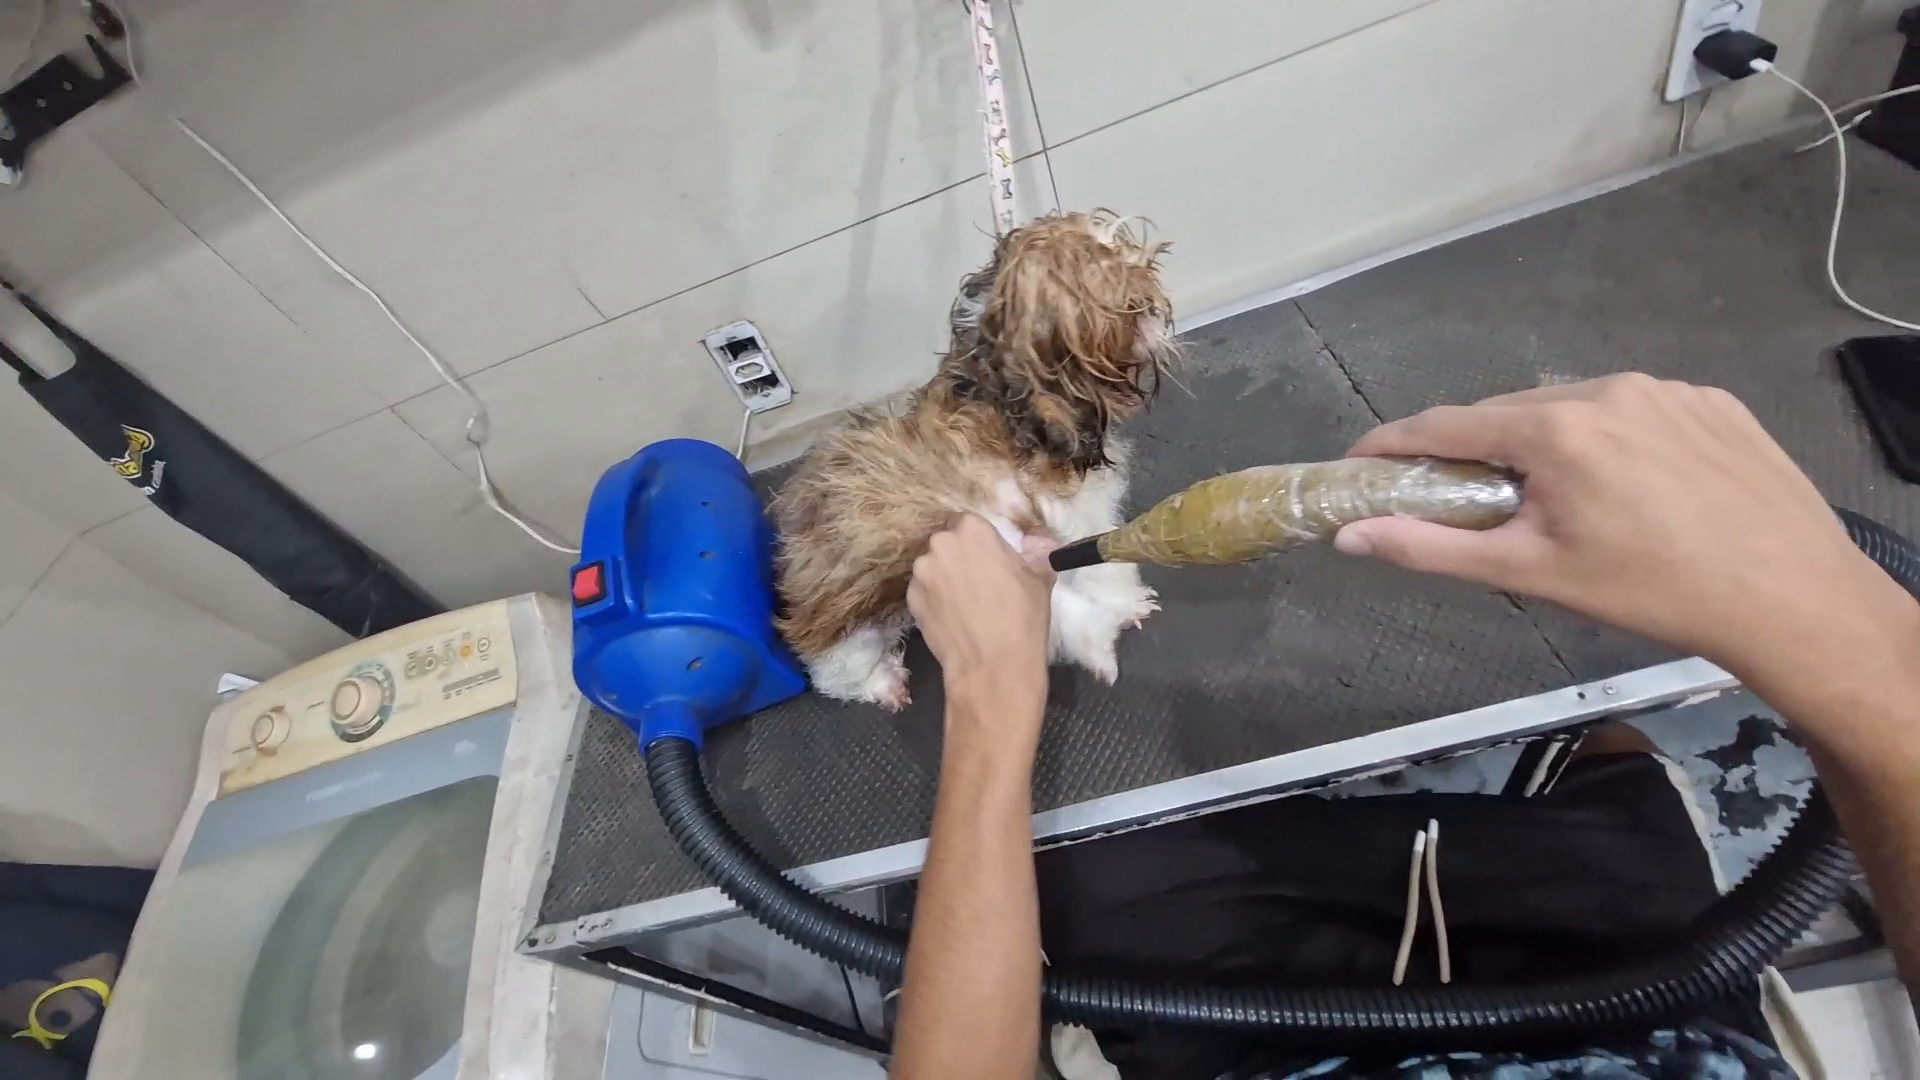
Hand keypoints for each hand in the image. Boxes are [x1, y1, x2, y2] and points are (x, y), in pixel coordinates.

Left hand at [909, 515, 1054, 723]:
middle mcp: (940, 544)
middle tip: (976, 582)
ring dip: (943, 577)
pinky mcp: (910, 599)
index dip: (977, 542)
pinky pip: (923, 591)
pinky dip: (934, 599)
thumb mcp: (1040, 578)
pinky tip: (952, 617)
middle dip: (958, 557)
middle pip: (945, 543)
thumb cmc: (1022, 618)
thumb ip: (1035, 552)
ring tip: (963, 603)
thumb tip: (1039, 541)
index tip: (987, 560)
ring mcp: (921, 572)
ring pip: (932, 567)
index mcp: (972, 529)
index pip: (966, 522)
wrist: (993, 667)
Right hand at [1334, 374, 1917, 678]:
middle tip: (1451, 491)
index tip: (1359, 459)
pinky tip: (1608, 479)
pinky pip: (1620, 408)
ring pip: (1561, 406)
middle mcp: (1608, 391)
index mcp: (1557, 429)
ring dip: (1526, 440)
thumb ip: (1426, 547)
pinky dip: (1590, 436)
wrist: (1796, 602)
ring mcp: (1666, 390)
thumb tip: (1348, 536)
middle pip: (1502, 411)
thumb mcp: (1524, 572)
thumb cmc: (1645, 590)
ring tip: (1534, 491)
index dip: (1391, 440)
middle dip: (1463, 447)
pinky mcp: (1710, 401)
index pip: (1444, 422)